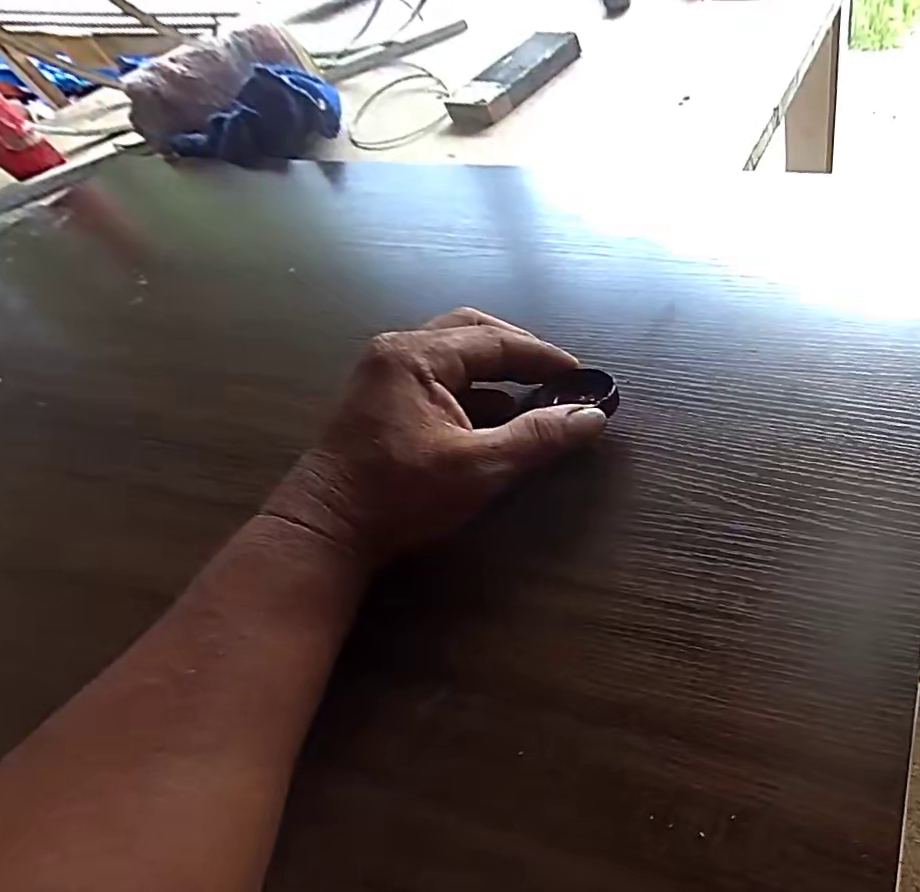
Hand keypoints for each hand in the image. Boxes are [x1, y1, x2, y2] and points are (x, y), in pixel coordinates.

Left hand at [261, 309, 609, 565]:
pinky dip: (473, 393)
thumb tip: (592, 417)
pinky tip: (494, 418)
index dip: (542, 356)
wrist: (327, 530)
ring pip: (453, 358)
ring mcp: (385, 377)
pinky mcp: (383, 403)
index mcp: (416, 357)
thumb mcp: (478, 468)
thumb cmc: (400, 496)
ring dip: (495, 373)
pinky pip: (439, 382)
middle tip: (556, 376)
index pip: (494, 341)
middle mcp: (397, 354)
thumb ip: (537, 438)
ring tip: (533, 395)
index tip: (580, 374)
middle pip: (470, 335)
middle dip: (518, 353)